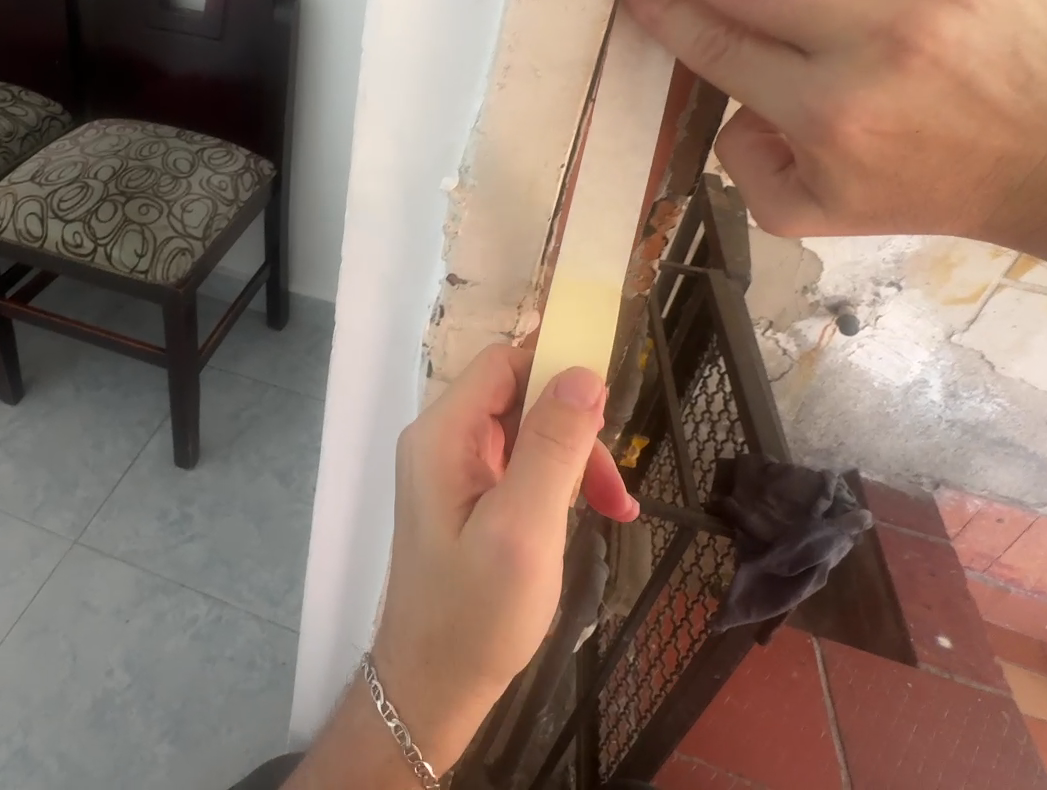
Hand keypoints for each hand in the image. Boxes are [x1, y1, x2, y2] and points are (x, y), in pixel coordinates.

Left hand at [368, 346, 634, 773]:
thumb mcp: (524, 528)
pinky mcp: (465, 496)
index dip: (555, 365)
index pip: (501, 363)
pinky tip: (589, 515)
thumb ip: (552, 447)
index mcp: (443, 435)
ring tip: (613, 508)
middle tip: (611, 484)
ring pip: (525, 431)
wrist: (433, 682)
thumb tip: (583, 371)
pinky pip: (517, 465)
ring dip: (571, 461)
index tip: (609, 402)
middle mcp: (441, 440)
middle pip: (517, 396)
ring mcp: (451, 468)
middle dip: (572, 429)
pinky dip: (555, 483)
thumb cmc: (476, 613)